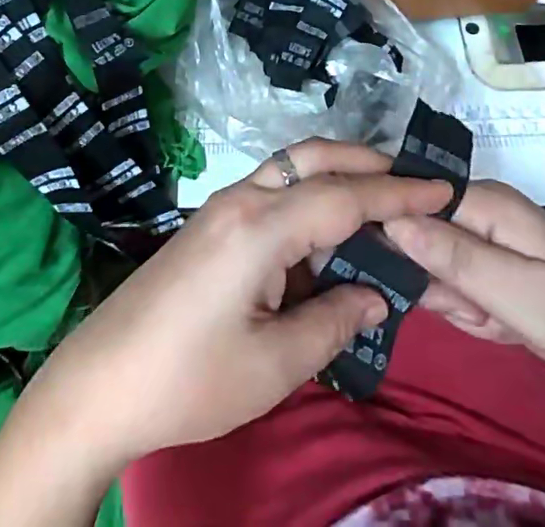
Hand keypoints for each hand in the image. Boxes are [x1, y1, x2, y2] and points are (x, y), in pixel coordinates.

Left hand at [11, 141, 451, 470]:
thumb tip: (374, 294)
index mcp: (259, 226)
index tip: (446, 189)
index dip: (399, 192)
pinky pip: (268, 197)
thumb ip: (334, 320)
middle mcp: (239, 200)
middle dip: (366, 162)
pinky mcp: (207, 228)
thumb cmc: (190, 379)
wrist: (98, 384)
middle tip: (414, 182)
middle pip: (312, 159)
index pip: (344, 196)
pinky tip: (324, 242)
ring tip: (380, 213)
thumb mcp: (275, 364)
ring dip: (335, 181)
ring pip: (288, 173)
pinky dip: (306, 204)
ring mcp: (217, 209)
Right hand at [384, 180, 544, 405]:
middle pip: (415, 238)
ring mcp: (485, 241)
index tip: (425, 280)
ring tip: (500, 321)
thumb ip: (452, 256)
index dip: (398, 239)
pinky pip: (454, 287)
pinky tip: (503, 326)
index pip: (407, 200)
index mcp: (485, 202)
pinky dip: (472, 313)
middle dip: (437, 283)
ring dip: (458, 303)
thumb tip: (389, 218)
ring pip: (432, 268)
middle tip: (480, 310)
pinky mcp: (491, 267)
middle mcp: (479, 211)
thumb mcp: (519, 294)